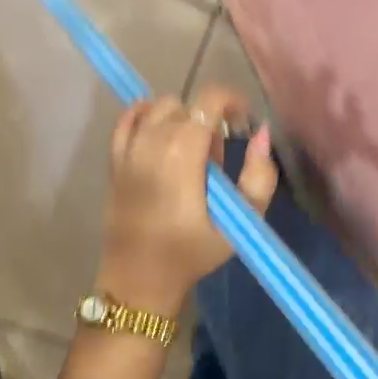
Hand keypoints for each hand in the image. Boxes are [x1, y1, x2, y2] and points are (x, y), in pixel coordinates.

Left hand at [98, 85, 276, 313]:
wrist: (139, 278)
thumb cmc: (192, 252)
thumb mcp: (240, 221)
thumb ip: (259, 176)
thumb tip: (263, 134)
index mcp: (183, 151)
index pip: (209, 100)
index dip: (232, 101)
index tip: (243, 123)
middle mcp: (152, 140)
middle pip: (185, 104)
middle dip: (207, 119)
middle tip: (218, 155)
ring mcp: (128, 149)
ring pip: (156, 107)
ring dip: (179, 117)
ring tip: (190, 149)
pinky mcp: (114, 162)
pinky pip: (125, 120)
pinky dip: (142, 115)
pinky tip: (157, 131)